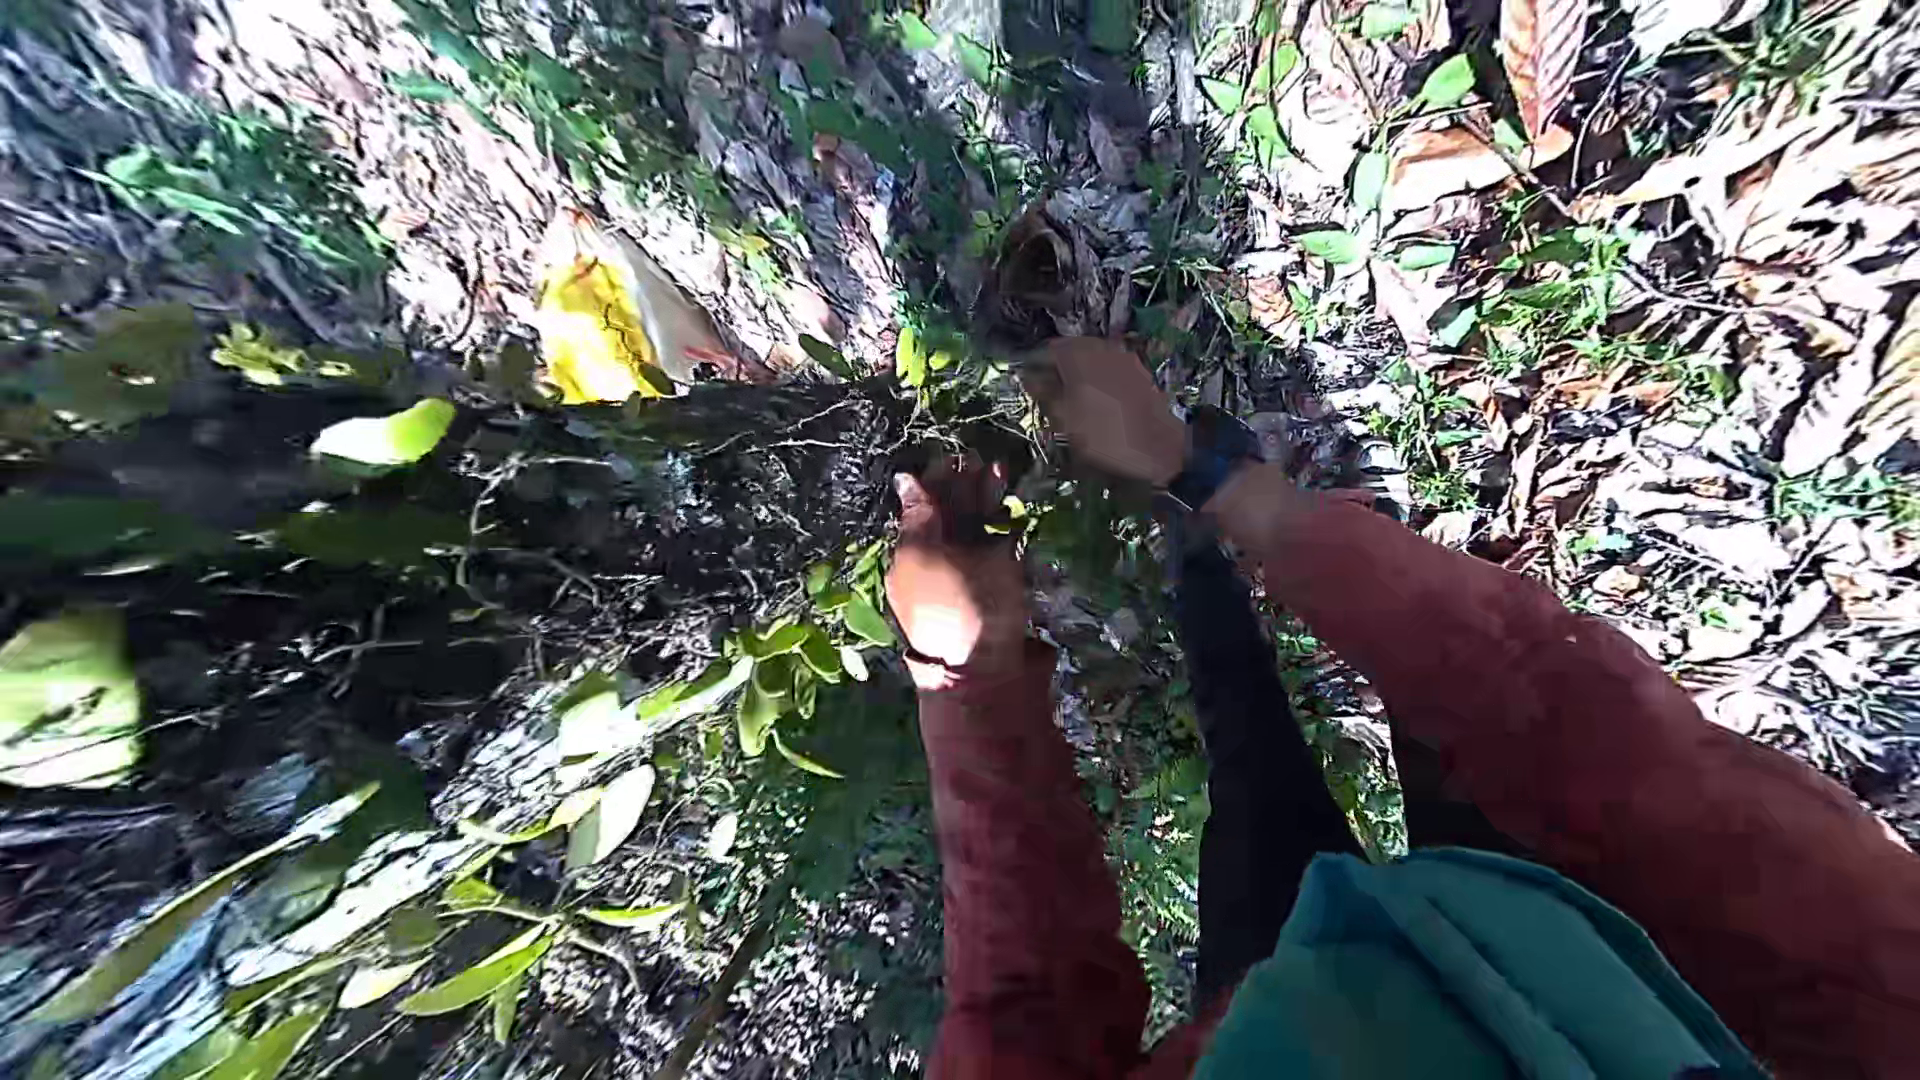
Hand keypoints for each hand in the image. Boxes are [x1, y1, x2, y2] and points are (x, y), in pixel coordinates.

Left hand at [885, 456, 1028, 684]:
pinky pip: (998, 535)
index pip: (922, 507)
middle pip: (949, 510)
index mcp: (912, 552)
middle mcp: (939, 555)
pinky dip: (1002, 514)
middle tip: (976, 459)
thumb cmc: (947, 608)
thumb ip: (918, 517)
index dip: (934, 482)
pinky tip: (1008, 495)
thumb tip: (903, 479)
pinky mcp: (1000, 571)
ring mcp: (971, 563)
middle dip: (962, 484)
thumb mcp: (924, 558)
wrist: (984, 663)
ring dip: (984, 493)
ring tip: (996, 468)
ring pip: (975, 519)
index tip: (949, 460)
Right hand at [1022, 337, 1184, 486]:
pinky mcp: (1138, 370)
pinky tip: (1097, 403)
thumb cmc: (1102, 435)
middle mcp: (1100, 347)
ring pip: (1090, 359)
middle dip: (1058, 369)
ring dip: (1078, 375)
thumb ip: (1043, 392)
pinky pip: (1108, 368)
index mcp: (1077, 354)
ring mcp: (1122, 356)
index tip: (1031, 388)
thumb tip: (1028, 376)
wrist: (1157, 448)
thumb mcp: (1063, 419)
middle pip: (1070, 351)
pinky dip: (1097, 380)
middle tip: (1050, 396)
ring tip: (1073, 402)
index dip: (1035, 368)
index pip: (1046, 350)